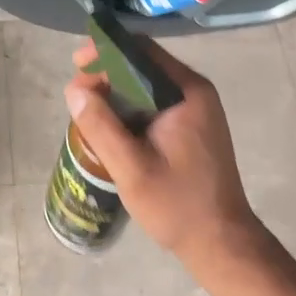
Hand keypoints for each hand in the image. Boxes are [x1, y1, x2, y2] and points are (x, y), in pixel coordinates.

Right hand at [64, 39, 272, 269]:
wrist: (221, 243)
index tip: (77, 66)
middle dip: (106, 74)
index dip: (106, 52)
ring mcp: (196, 110)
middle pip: (143, 65)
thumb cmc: (178, 205)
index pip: (141, 51)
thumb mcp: (131, 167)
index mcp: (187, 92)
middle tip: (76, 95)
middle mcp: (194, 92)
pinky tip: (110, 128)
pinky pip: (154, 103)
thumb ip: (101, 125)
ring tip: (87, 112)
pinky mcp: (191, 127)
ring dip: (116, 93)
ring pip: (147, 85)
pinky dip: (130, 108)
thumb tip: (74, 90)